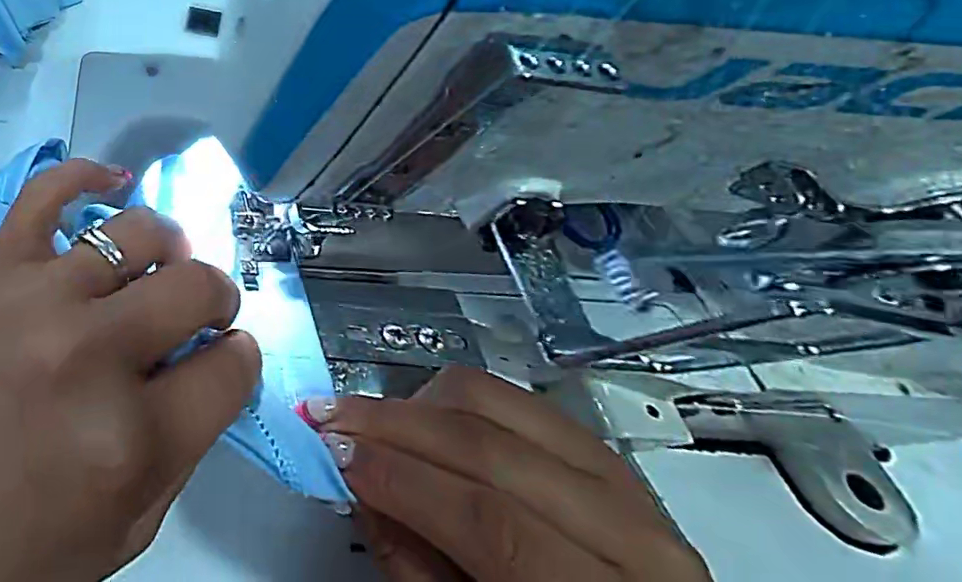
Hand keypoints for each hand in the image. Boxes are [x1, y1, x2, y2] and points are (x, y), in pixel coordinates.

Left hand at [0, 158, 260, 579]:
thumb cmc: (15, 540)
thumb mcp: (127, 530)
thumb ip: (188, 446)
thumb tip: (219, 360)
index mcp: (131, 442)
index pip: (231, 367)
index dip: (237, 360)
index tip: (224, 356)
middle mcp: (92, 356)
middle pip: (197, 288)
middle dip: (216, 300)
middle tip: (200, 314)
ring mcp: (41, 299)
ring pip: (141, 232)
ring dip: (168, 249)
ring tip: (159, 269)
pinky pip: (49, 191)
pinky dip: (85, 173)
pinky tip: (113, 180)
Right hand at [308, 366, 711, 581]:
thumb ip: (418, 568)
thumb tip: (361, 487)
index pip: (488, 518)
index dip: (400, 478)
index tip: (334, 452)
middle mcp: (632, 530)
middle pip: (486, 442)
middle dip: (392, 425)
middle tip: (329, 418)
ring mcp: (620, 479)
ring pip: (495, 400)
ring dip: (414, 401)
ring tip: (365, 417)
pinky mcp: (599, 450)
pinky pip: (511, 397)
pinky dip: (452, 399)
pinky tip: (415, 414)